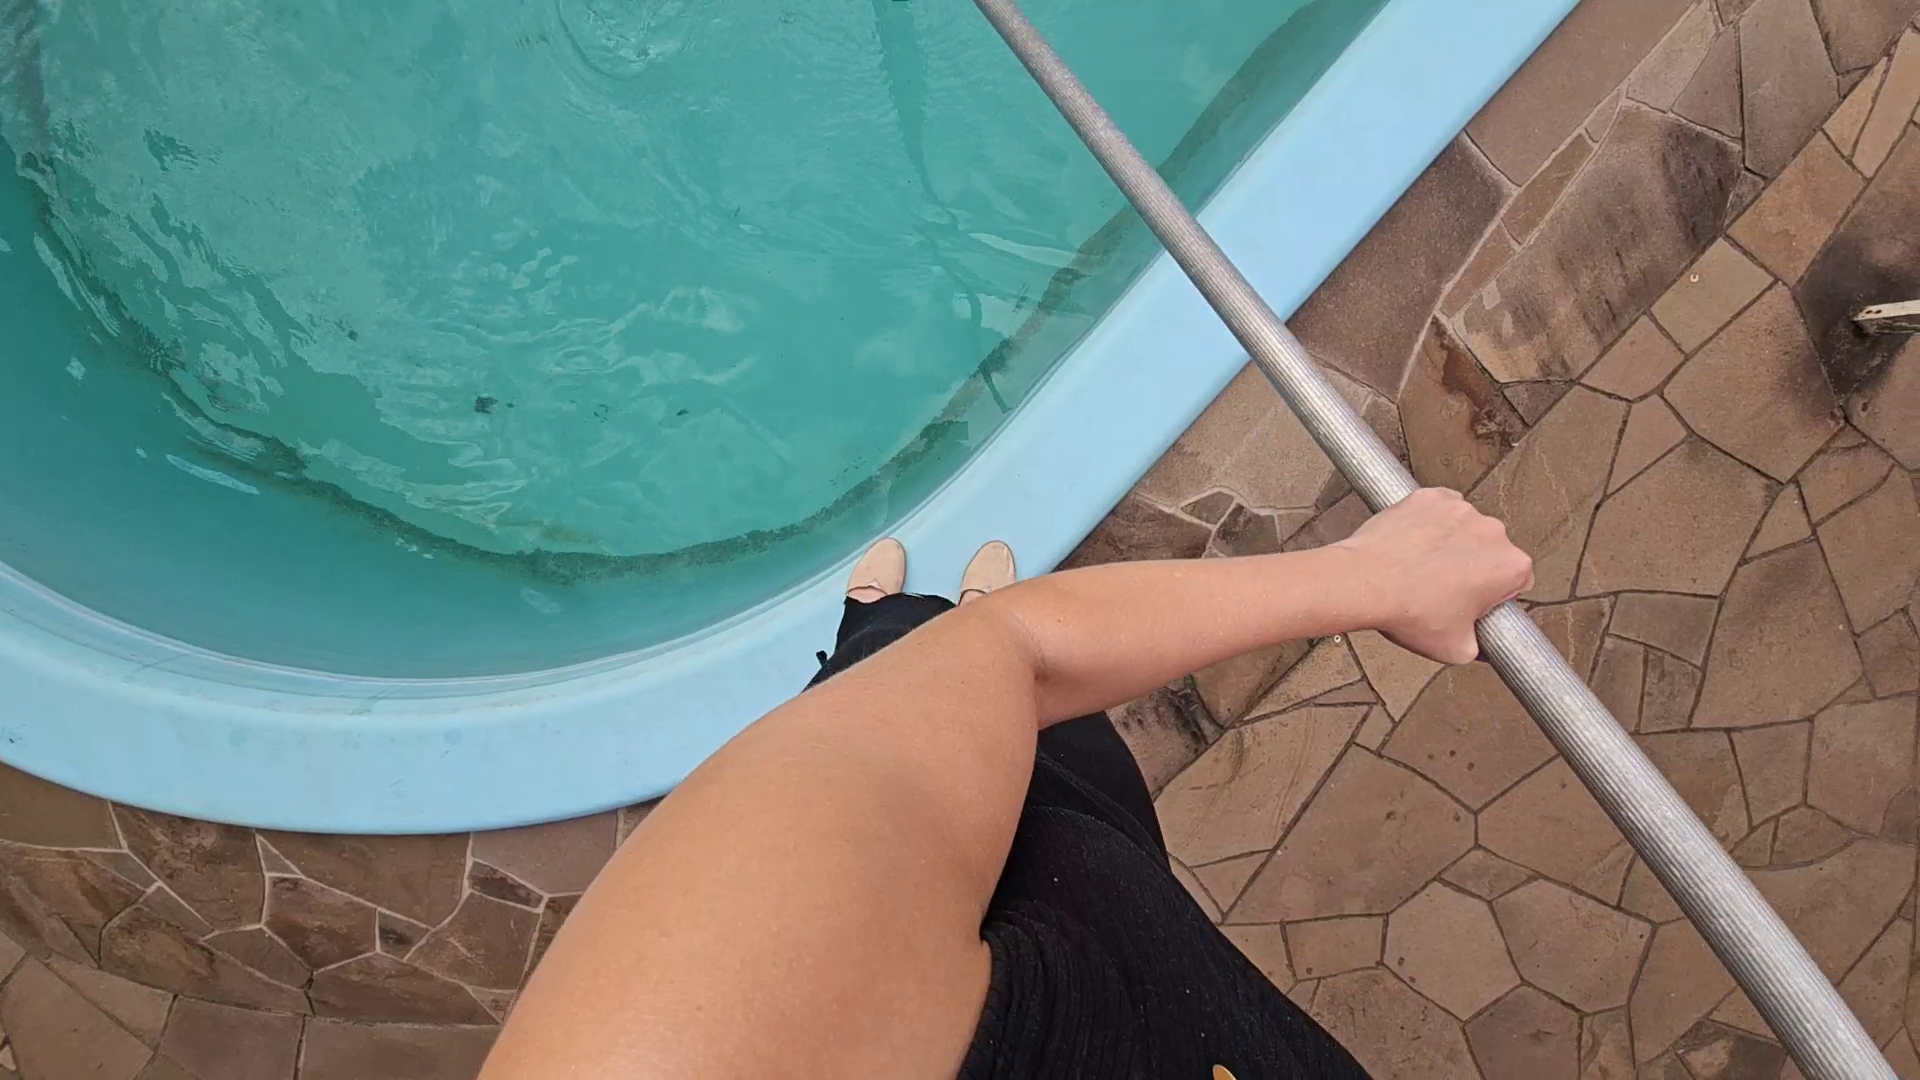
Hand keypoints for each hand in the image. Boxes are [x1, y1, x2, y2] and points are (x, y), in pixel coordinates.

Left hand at [1331, 488, 1533, 664]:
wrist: (1361, 582)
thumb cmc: (1405, 611)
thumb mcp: (1456, 648)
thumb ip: (1482, 647)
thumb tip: (1482, 647)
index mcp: (1511, 566)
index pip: (1514, 580)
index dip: (1490, 593)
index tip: (1468, 599)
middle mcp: (1493, 531)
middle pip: (1488, 550)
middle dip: (1470, 565)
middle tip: (1437, 585)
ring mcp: (1459, 509)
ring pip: (1461, 528)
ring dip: (1447, 541)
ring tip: (1417, 564)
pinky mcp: (1428, 497)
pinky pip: (1435, 508)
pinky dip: (1425, 521)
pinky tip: (1409, 542)